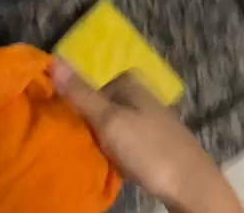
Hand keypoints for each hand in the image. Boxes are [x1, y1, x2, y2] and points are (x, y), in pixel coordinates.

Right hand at [51, 60, 243, 212]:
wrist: (190, 183)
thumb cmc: (148, 148)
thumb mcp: (109, 120)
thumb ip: (81, 94)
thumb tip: (53, 60)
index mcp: (128, 80)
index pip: (88, 92)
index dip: (80, 114)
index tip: (78, 136)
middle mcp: (139, 92)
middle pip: (100, 109)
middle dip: (94, 130)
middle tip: (94, 150)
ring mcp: (149, 115)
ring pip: (112, 128)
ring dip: (106, 145)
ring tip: (106, 160)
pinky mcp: (155, 138)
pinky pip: (125, 142)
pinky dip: (119, 153)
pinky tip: (122, 166)